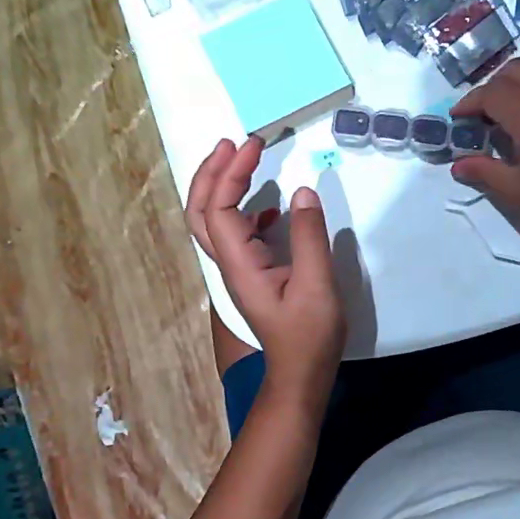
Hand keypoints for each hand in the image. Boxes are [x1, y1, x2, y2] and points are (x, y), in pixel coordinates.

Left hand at [185, 137, 343, 396]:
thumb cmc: (309, 336)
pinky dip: (245, 208)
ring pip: (214, 220)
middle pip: (201, 211)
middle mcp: (230, 262)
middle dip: (212, 172)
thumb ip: (310, 237)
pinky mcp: (253, 273)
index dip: (231, 173)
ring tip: (244, 160)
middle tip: (233, 143)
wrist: (300, 374)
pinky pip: (237, 232)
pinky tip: (269, 206)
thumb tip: (303, 191)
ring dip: (223, 186)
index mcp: (240, 264)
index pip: (220, 208)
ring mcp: (239, 268)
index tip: (254, 146)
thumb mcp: (317, 285)